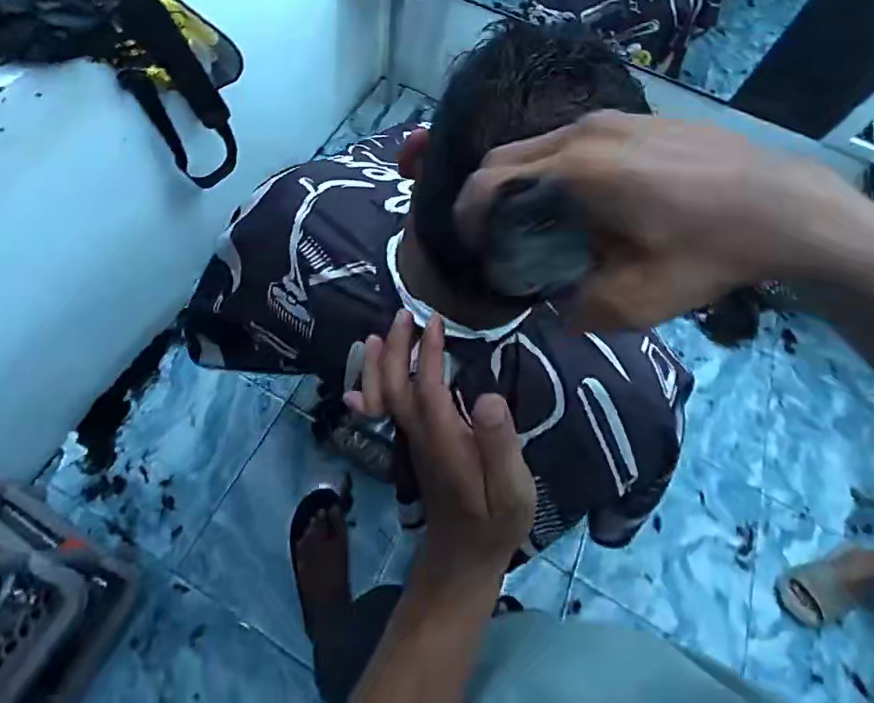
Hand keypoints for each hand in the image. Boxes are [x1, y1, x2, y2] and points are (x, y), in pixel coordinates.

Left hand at [345, 311, 535, 584]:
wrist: (465, 558)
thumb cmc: (495, 521)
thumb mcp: (512, 488)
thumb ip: (500, 445)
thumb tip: (486, 396)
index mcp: (444, 440)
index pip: (428, 387)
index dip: (429, 353)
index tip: (436, 321)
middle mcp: (421, 436)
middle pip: (396, 387)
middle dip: (397, 349)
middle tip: (405, 314)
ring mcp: (413, 442)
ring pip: (384, 398)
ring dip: (380, 364)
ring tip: (381, 334)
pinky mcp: (415, 447)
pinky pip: (385, 411)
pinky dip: (371, 391)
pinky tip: (361, 383)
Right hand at [453, 112, 873, 329]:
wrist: (784, 204)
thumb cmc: (709, 251)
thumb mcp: (640, 300)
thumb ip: (578, 308)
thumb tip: (552, 305)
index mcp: (576, 169)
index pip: (490, 179)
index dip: (466, 213)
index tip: (471, 245)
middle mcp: (584, 131)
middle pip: (508, 155)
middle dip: (490, 196)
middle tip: (499, 237)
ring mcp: (614, 118)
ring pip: (543, 145)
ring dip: (527, 180)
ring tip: (544, 221)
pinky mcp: (638, 116)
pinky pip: (578, 139)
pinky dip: (561, 167)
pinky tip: (592, 199)